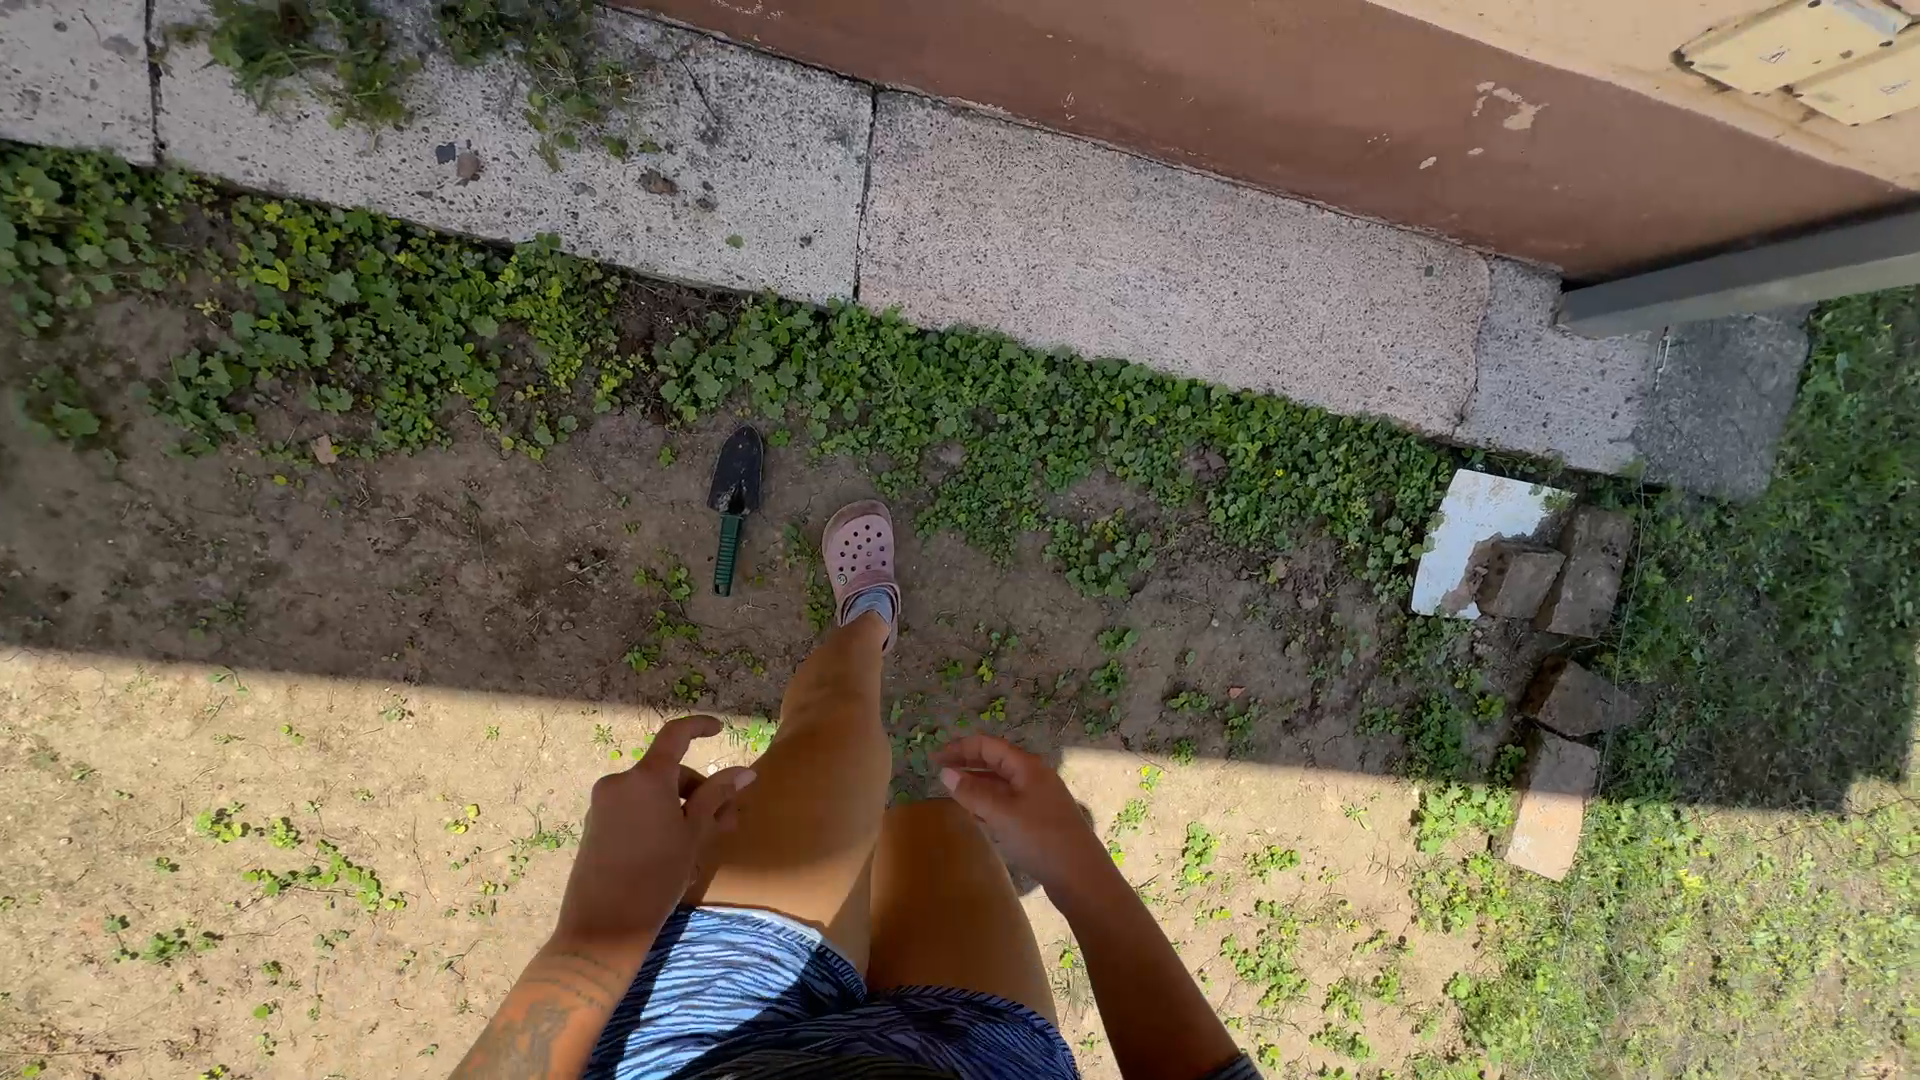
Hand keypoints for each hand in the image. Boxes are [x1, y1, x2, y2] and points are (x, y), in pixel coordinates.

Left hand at [549, 715, 754, 952]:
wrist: (602, 929)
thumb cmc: (656, 876)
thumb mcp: (694, 833)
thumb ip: (717, 796)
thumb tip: (745, 772)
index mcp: (645, 778)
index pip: (675, 735)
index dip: (699, 727)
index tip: (720, 729)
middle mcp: (620, 783)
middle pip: (670, 772)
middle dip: (701, 790)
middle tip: (728, 820)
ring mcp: (604, 805)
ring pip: (655, 793)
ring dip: (684, 807)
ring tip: (708, 839)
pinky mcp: (597, 826)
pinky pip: (637, 809)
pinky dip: (661, 817)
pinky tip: (679, 847)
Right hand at [933, 734, 1109, 890]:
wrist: (1080, 876)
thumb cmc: (1040, 838)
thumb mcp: (1001, 813)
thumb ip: (972, 793)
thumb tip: (946, 773)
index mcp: (1027, 766)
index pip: (988, 745)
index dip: (960, 747)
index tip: (934, 757)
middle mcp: (1033, 776)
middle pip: (994, 761)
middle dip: (966, 764)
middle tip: (938, 771)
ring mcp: (1037, 798)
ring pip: (1000, 783)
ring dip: (976, 784)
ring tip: (951, 791)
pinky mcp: (1038, 819)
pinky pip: (1007, 802)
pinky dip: (988, 803)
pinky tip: (974, 814)